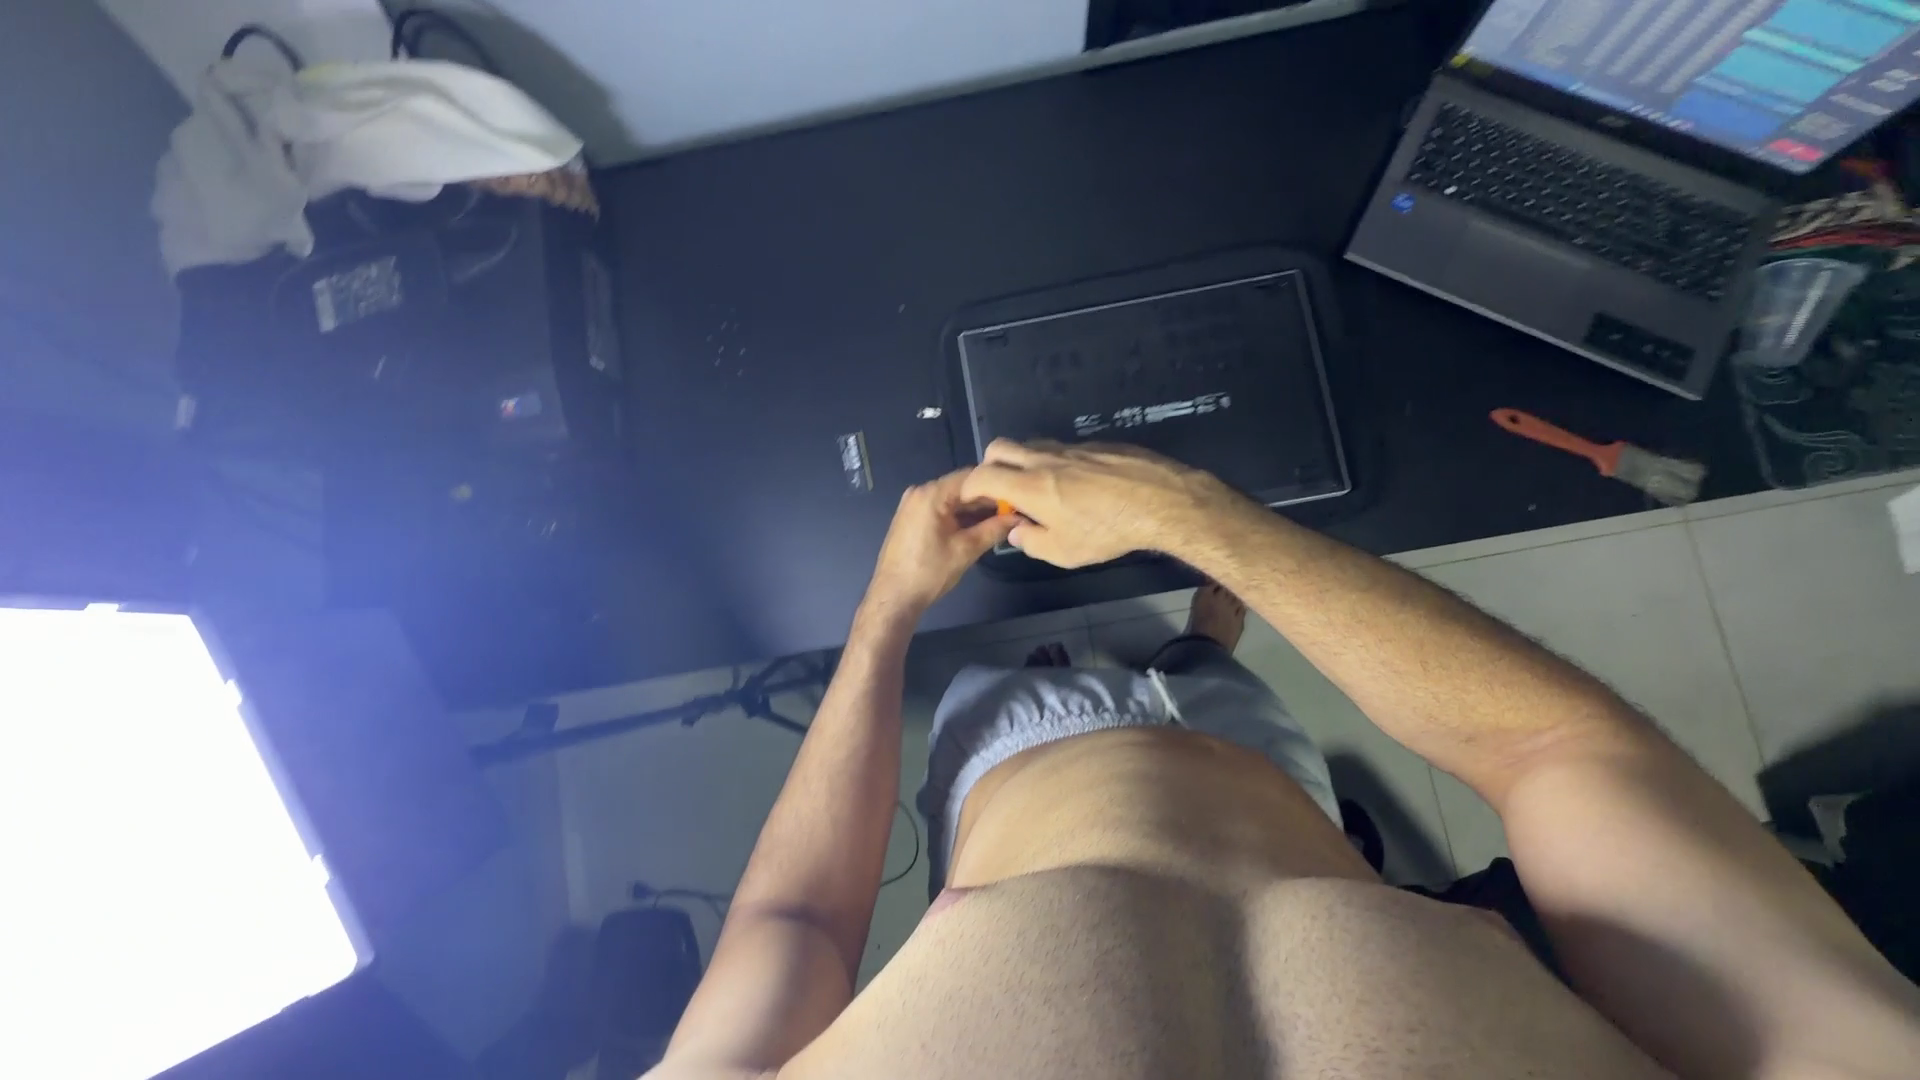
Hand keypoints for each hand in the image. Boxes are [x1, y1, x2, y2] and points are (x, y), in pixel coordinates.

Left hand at [866, 468, 1015, 613]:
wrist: (893, 597)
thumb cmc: (929, 572)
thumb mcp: (966, 550)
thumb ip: (995, 529)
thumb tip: (1020, 519)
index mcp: (931, 494)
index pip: (972, 476)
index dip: (998, 484)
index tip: (1019, 494)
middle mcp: (920, 492)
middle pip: (962, 487)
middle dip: (989, 499)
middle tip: (1016, 509)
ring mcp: (914, 505)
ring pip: (953, 500)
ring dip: (976, 510)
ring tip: (1004, 519)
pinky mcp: (912, 518)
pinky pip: (942, 510)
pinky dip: (960, 517)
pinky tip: (981, 527)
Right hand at [959, 439, 1241, 567]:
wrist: (1160, 500)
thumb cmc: (1106, 531)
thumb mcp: (1063, 552)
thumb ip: (1032, 542)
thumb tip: (1018, 531)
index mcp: (1029, 485)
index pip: (982, 475)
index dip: (970, 486)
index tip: (972, 499)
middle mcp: (1043, 459)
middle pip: (1000, 447)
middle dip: (991, 465)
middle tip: (1002, 490)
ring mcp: (1071, 447)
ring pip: (1032, 445)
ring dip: (1024, 463)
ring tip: (1040, 490)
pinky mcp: (1096, 444)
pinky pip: (1063, 449)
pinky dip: (1056, 463)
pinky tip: (1078, 486)